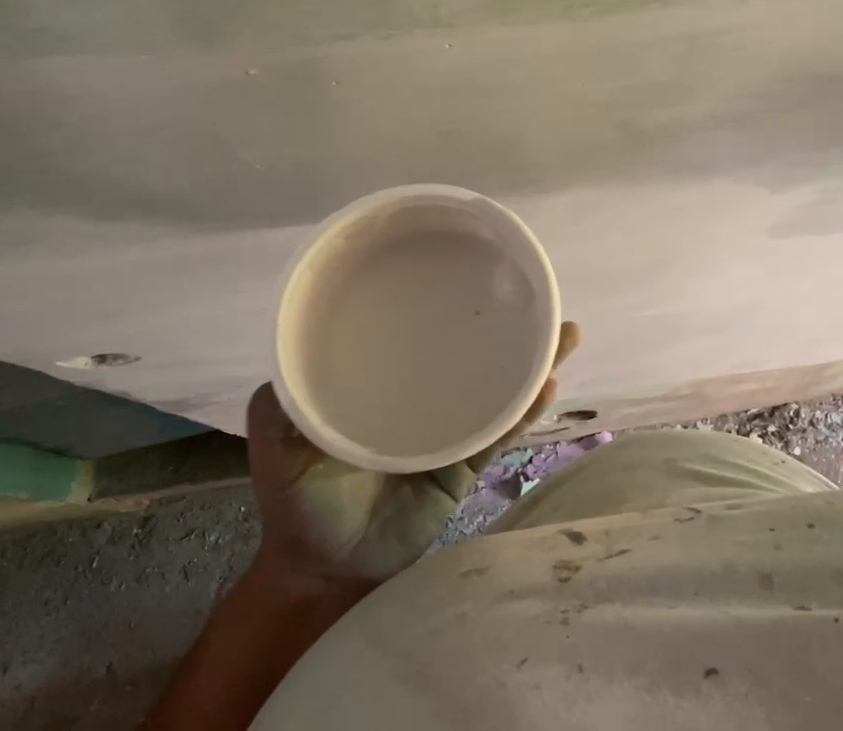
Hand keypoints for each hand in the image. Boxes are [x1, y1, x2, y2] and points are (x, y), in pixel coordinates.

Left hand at [246, 321, 580, 585]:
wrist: (326, 571)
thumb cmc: (299, 503)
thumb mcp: (278, 443)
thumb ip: (282, 403)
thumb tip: (299, 340)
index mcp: (382, 387)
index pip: (418, 337)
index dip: (447, 305)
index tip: (475, 271)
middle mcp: (422, 402)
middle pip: (470, 358)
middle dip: (511, 329)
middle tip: (545, 302)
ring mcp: (449, 435)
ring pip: (497, 392)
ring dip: (532, 364)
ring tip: (563, 334)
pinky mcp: (465, 469)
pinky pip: (498, 437)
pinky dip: (523, 413)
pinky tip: (546, 386)